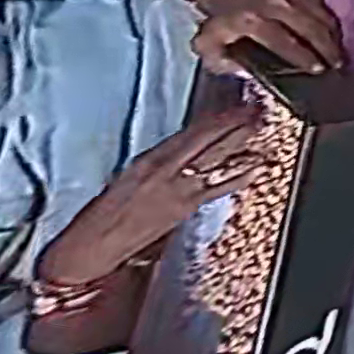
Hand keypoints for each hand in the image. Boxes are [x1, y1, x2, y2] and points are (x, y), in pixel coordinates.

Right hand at [37, 106, 266, 286]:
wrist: (88, 249)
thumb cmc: (106, 210)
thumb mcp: (133, 173)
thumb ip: (167, 154)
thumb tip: (200, 136)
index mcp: (150, 161)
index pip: (195, 131)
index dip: (224, 116)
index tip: (244, 104)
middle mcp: (168, 171)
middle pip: (214, 140)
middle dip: (242, 123)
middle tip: (262, 110)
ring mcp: (183, 188)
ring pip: (224, 158)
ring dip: (248, 143)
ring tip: (265, 128)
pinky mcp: (191, 206)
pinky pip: (226, 185)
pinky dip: (247, 173)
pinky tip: (264, 164)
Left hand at [184, 0, 342, 74]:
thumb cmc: (220, 15)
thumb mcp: (207, 43)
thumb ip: (223, 62)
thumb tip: (250, 73)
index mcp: (251, 21)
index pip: (284, 43)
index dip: (304, 58)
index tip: (319, 70)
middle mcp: (277, 5)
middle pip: (312, 30)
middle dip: (328, 49)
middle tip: (338, 63)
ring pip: (324, 18)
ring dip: (333, 36)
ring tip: (339, 51)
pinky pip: (325, 7)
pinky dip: (329, 21)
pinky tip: (330, 32)